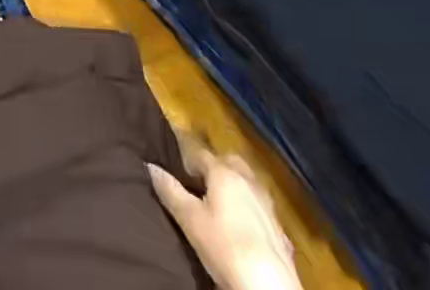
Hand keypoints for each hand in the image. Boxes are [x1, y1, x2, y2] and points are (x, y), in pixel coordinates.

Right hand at [148, 135, 301, 289]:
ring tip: (217, 204)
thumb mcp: (189, 219)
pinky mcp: (279, 228)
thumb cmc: (223, 245)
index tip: (175, 168)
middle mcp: (248, 181)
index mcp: (224, 173)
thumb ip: (169, 190)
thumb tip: (150, 166)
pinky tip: (240, 227)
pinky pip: (259, 206)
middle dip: (214, 165)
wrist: (268, 286)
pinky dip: (248, 207)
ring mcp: (267, 204)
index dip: (186, 157)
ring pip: (248, 182)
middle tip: (197, 182)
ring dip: (234, 185)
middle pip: (229, 161)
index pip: (201, 153)